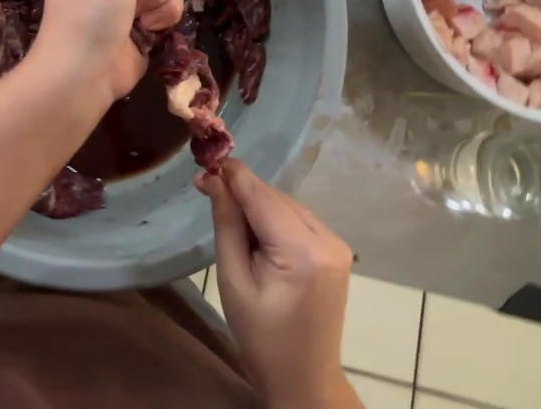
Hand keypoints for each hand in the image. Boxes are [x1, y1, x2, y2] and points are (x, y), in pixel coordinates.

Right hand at [199, 160, 355, 407]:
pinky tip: (259, 237)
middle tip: (208, 191)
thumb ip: (227, 224)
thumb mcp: (233, 279)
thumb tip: (212, 178)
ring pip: (287, 205)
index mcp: (302, 251)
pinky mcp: (337, 250)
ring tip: (233, 224)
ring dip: (259, 206)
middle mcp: (327, 239)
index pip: (262, 196)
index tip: (203, 163)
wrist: (304, 378)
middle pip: (275, 198)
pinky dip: (276, 219)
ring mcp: (337, 244)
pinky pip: (299, 219)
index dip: (232, 176)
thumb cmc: (261, 336)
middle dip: (243, 193)